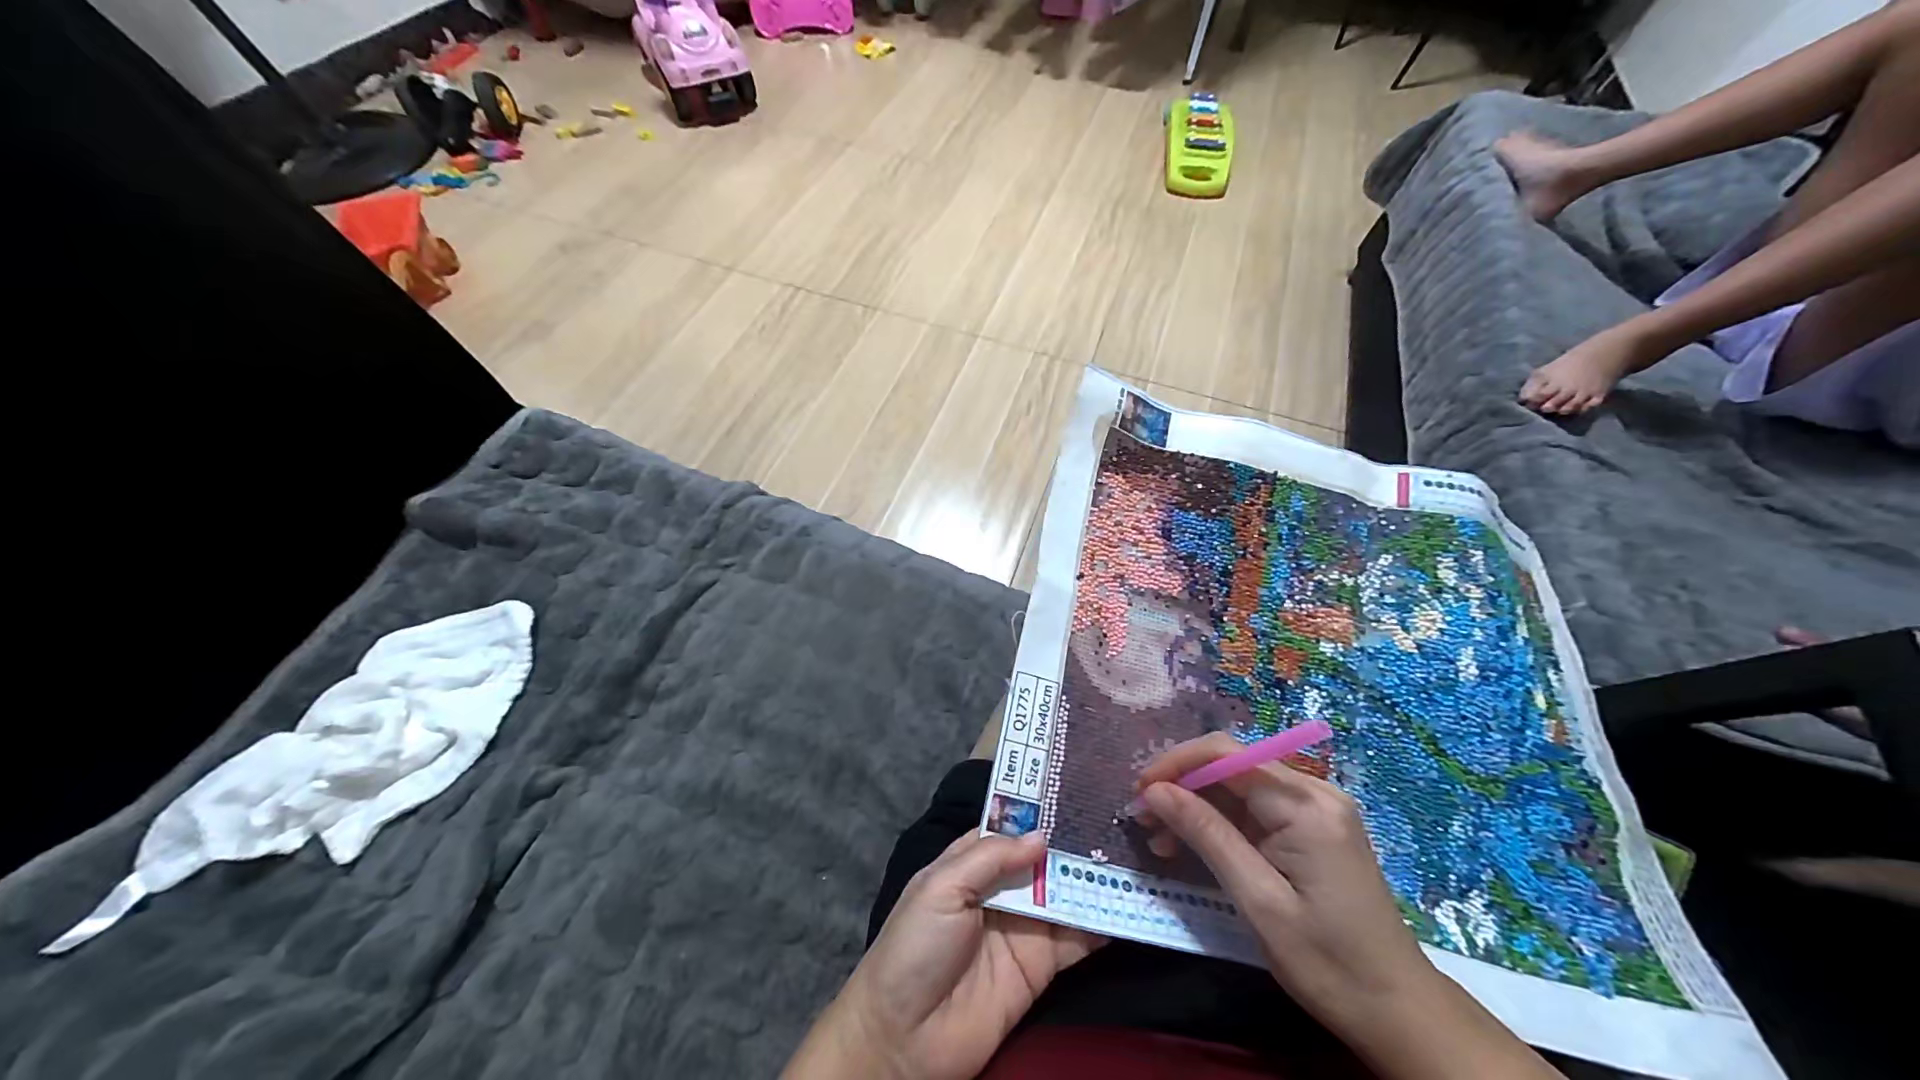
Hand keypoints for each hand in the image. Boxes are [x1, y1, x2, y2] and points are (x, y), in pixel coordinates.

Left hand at [783, 832, 1104, 1079]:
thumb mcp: (940, 888)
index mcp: (968, 865)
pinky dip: (1101, 923)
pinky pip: (1077, 940)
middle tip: (1114, 818)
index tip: (1072, 788)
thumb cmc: (915, 948)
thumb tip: (1041, 836)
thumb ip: (990, 858)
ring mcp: (1023, 928)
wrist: (906, 1039)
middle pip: (1042, 860)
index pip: (1008, 829)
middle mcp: (999, 891)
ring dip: (1092, 878)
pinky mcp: (1042, 968)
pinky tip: (1128, 901)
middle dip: (1073, 842)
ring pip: (1064, 895)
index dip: (1036, 811)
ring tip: (1130, 852)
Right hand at [1137, 733, 1557, 1079]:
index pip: (1226, 755)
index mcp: (1306, 805)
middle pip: (1231, 767)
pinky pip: (1254, 810)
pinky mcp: (1311, 829)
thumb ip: (1206, 835)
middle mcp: (1314, 793)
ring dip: (1194, 807)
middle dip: (1181, 787)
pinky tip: (1192, 846)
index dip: (1176, 764)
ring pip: (1237, 788)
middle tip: (1142, 822)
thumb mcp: (1258, 900)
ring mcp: (1315, 810)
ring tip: (1159, 840)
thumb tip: (1154, 791)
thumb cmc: (1328, 962)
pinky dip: (1218, 823)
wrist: (1398, 1011)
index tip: (1138, 793)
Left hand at [1518, 319, 1670, 416]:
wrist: (1607, 353)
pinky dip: (1579, 410)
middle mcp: (1567, 388)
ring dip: (1559, 411)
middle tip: (1542, 406)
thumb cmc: (1571, 362)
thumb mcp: (1549, 369)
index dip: (1529, 401)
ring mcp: (1582, 393)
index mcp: (1552, 379)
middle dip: (1543, 408)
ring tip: (1557, 408)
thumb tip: (1521, 398)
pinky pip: (1586, 408)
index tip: (1527, 402)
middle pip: (1549, 405)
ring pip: (1566, 409)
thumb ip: (1534, 383)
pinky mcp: (1598, 396)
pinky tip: (1575, 407)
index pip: (1534, 396)